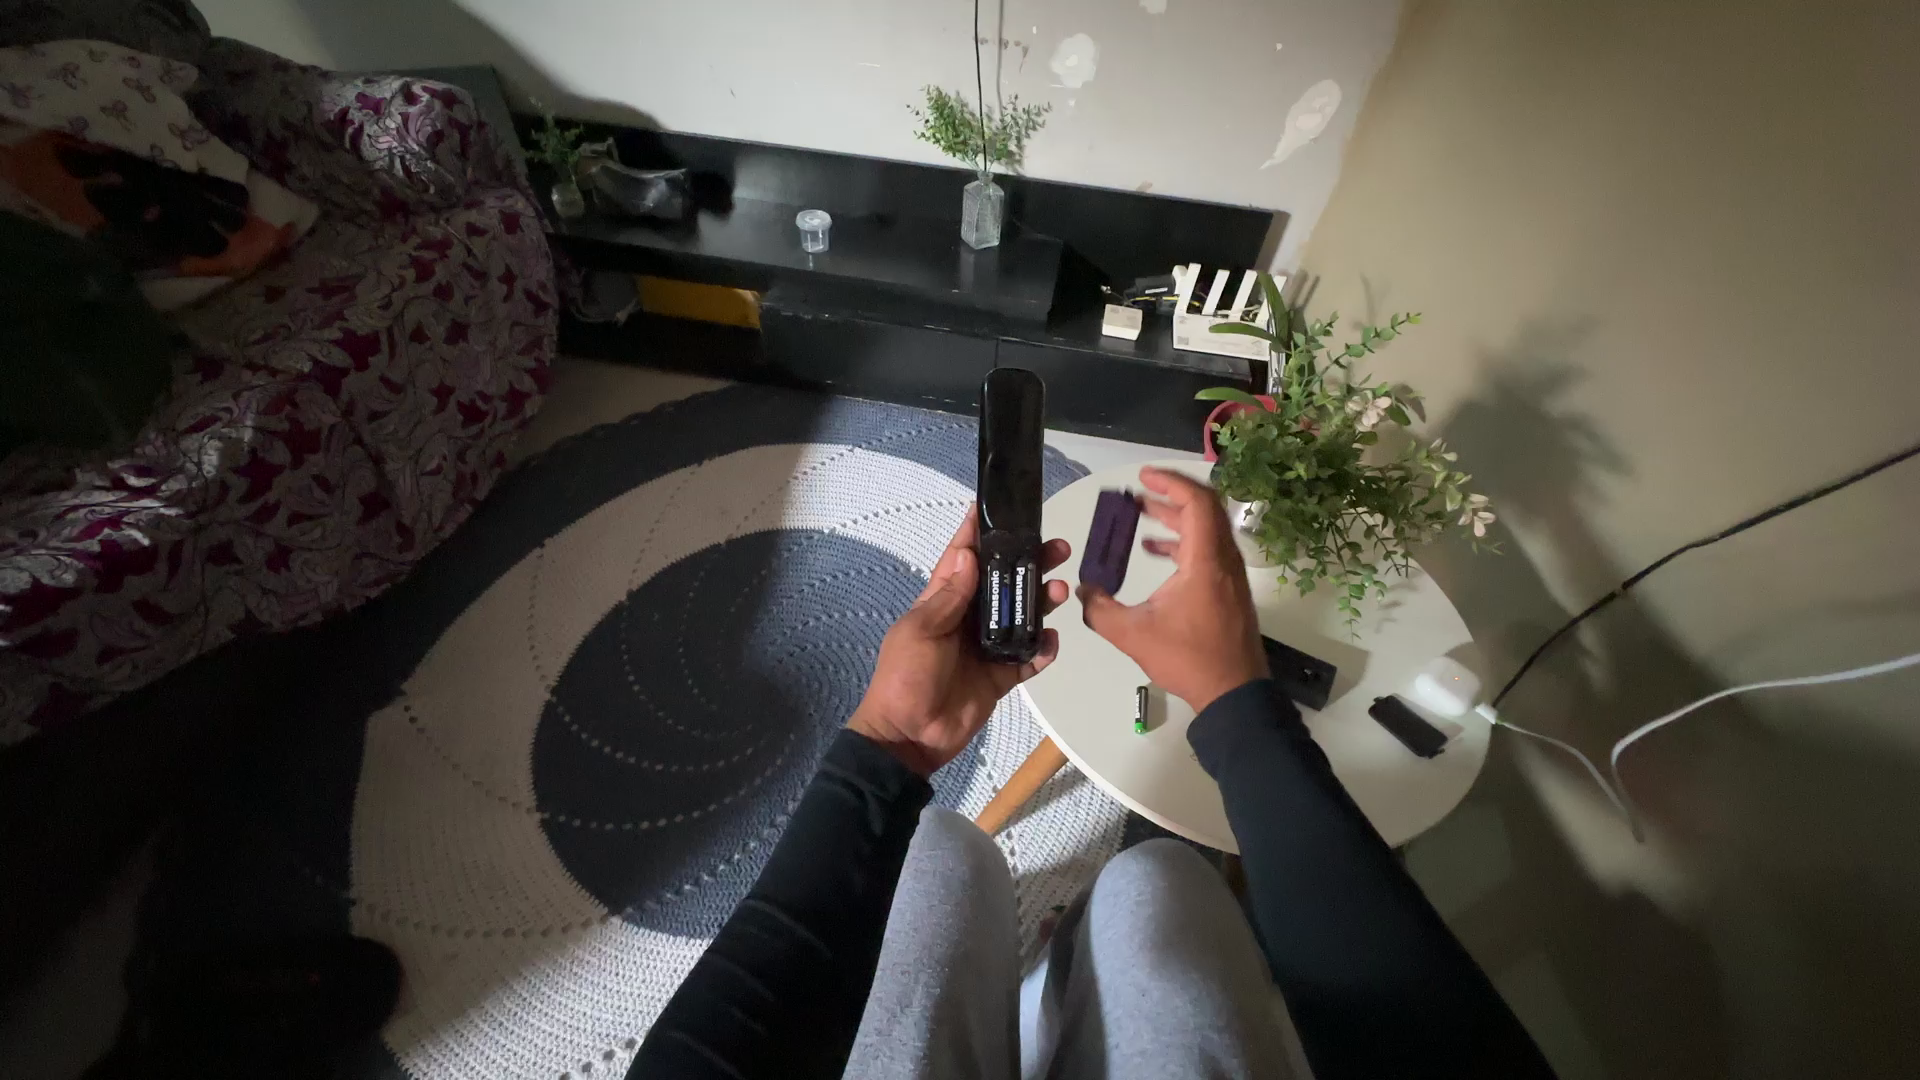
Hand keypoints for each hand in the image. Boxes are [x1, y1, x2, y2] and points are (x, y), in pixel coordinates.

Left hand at [848, 507, 1071, 775]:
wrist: (909, 736)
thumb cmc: (906, 676)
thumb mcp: (920, 630)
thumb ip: (948, 596)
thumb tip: (969, 555)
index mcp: (942, 602)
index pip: (961, 560)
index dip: (977, 534)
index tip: (996, 507)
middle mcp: (968, 619)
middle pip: (1004, 583)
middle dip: (1028, 563)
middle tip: (1057, 548)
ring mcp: (987, 647)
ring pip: (1023, 616)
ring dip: (1042, 602)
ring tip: (1060, 591)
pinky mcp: (1002, 676)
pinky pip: (1029, 658)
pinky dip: (1042, 649)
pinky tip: (1051, 642)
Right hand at [1077, 467, 1268, 713]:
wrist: (1233, 693)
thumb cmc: (1188, 659)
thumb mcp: (1132, 634)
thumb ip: (1100, 608)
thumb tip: (1083, 590)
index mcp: (1205, 561)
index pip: (1196, 502)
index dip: (1170, 482)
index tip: (1142, 477)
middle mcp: (1223, 560)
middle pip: (1203, 510)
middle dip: (1168, 496)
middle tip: (1137, 493)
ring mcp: (1230, 575)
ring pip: (1207, 530)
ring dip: (1175, 518)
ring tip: (1142, 516)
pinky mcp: (1229, 590)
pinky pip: (1208, 550)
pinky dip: (1182, 541)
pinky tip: (1155, 552)